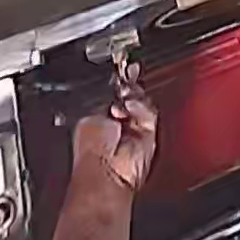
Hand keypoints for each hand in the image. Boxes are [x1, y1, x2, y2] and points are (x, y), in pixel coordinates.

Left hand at [72, 80, 156, 194]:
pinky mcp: (149, 133)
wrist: (104, 172)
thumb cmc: (90, 151)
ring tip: (123, 98)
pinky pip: (149, 111)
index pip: (113, 91)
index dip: (117, 79)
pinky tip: (129, 108)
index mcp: (99, 117)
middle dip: (128, 83)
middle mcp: (118, 122)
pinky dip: (140, 106)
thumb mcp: (90, 112)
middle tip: (125, 76)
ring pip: (142, 99)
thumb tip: (113, 80)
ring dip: (133, 94)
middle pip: (130, 92)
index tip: (120, 67)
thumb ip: (105, 94)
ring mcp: (134, 128)